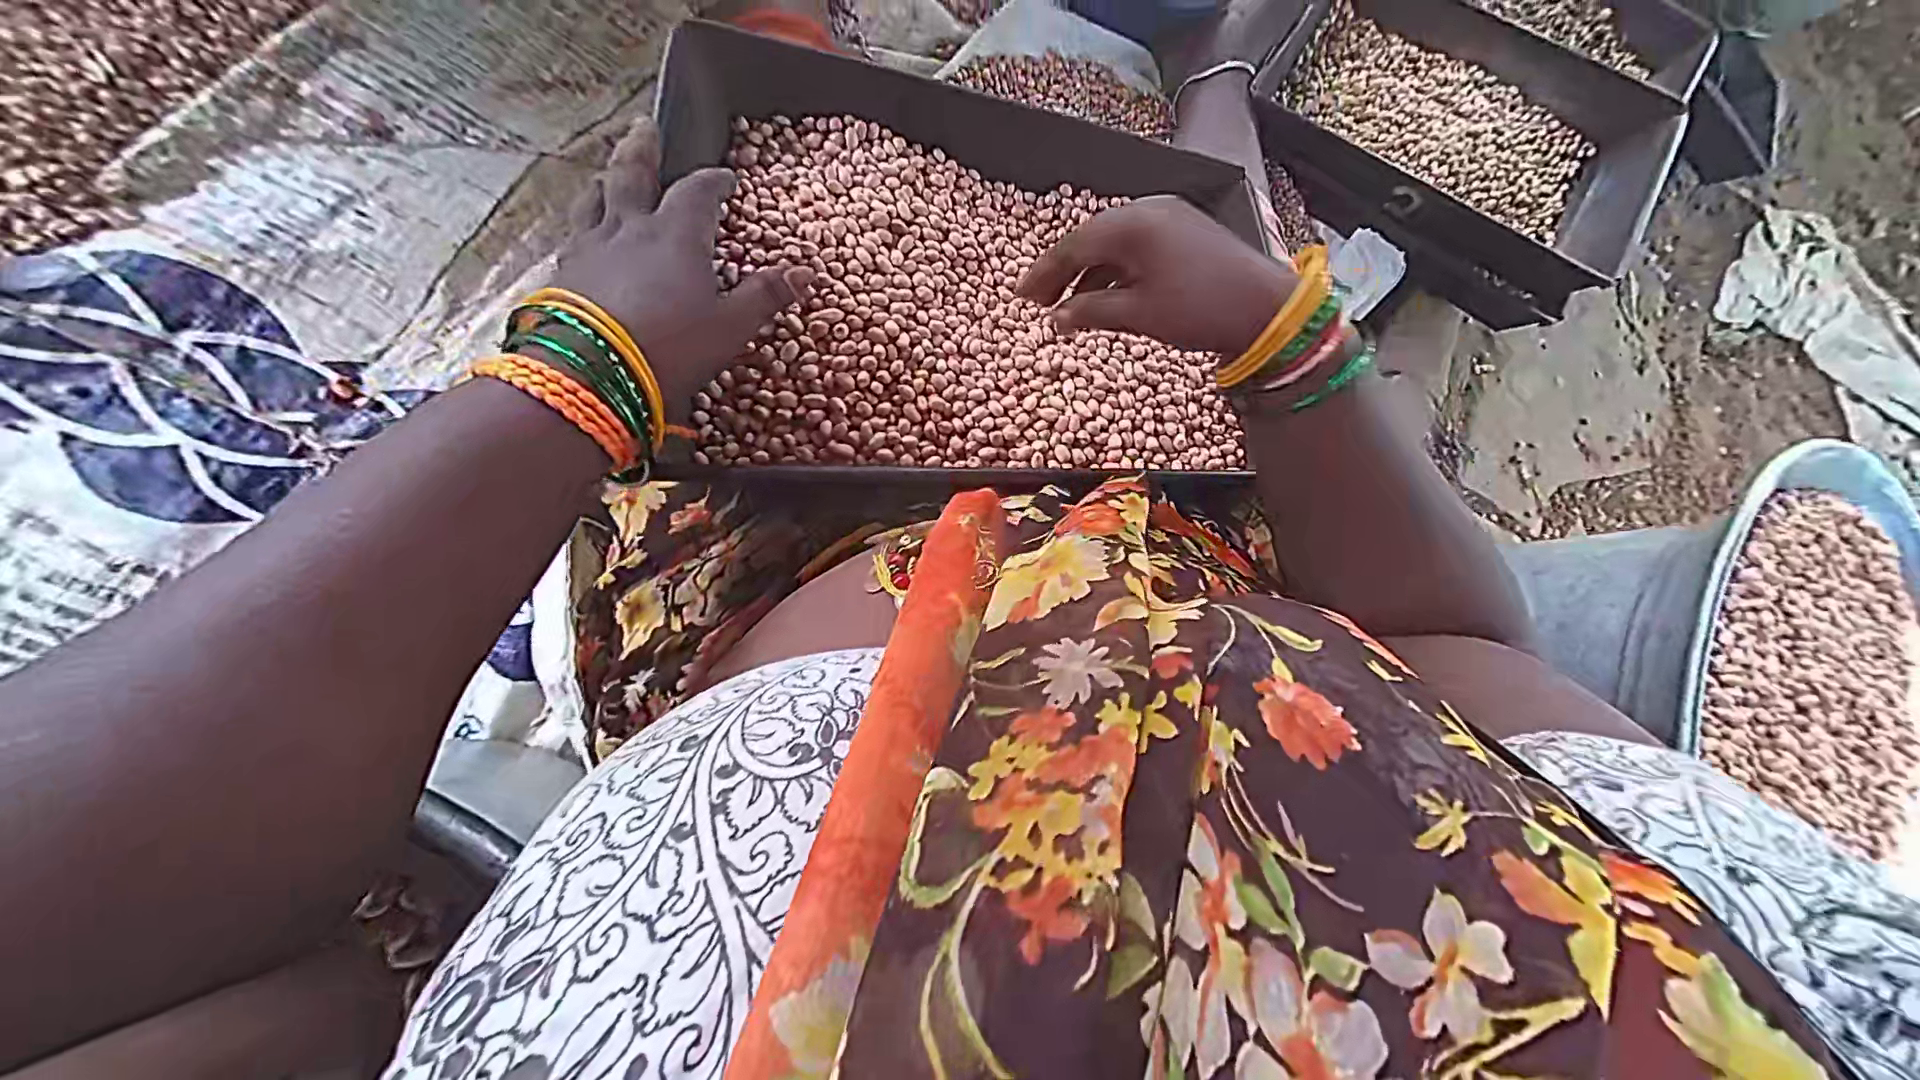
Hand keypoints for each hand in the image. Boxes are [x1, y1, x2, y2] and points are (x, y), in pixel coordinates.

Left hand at [547, 117, 813, 420]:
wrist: (595, 372)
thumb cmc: (673, 347)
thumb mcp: (731, 327)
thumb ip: (764, 296)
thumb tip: (805, 273)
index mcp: (676, 236)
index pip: (697, 194)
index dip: (714, 182)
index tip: (725, 177)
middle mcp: (629, 229)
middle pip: (633, 175)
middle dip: (643, 150)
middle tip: (645, 129)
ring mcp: (590, 248)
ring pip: (596, 199)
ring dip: (607, 181)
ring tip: (609, 174)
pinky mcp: (564, 273)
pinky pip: (575, 235)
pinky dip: (586, 225)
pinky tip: (586, 236)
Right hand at [1016, 196, 1294, 356]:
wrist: (1265, 309)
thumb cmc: (1198, 310)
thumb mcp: (1137, 314)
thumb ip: (1090, 311)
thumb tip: (1057, 318)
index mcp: (1132, 225)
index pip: (1072, 246)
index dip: (1043, 273)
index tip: (1020, 297)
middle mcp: (1148, 211)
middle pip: (1090, 240)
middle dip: (1061, 272)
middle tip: (1038, 302)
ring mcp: (1169, 218)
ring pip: (1112, 244)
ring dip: (1086, 274)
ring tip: (1065, 305)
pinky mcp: (1183, 232)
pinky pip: (1135, 248)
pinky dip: (1113, 272)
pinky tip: (1101, 296)